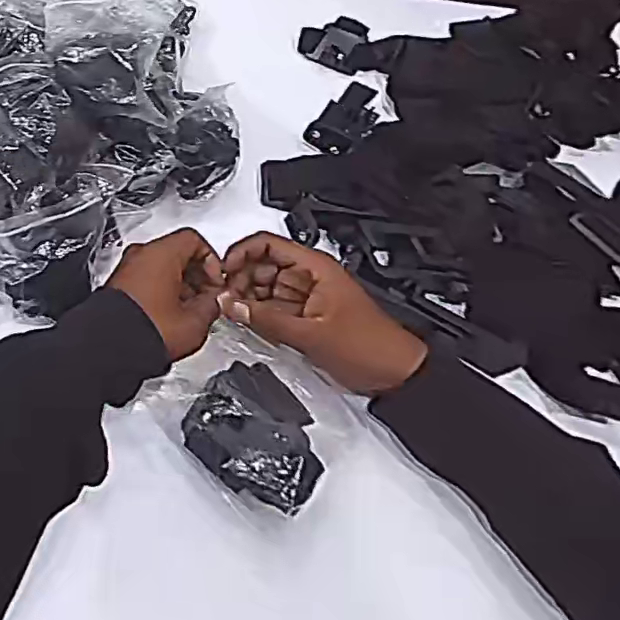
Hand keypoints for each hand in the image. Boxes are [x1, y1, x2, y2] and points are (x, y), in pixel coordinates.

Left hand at [106, 228, 225, 360]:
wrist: (110, 346)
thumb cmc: (145, 330)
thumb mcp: (194, 322)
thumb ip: (211, 305)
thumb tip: (212, 302)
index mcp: (160, 253)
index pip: (193, 240)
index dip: (212, 260)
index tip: (216, 281)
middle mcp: (140, 255)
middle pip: (176, 251)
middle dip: (196, 274)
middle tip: (207, 296)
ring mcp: (126, 269)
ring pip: (160, 266)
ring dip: (179, 283)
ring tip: (189, 310)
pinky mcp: (117, 285)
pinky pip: (145, 278)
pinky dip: (160, 290)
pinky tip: (168, 315)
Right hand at [220, 231, 426, 394]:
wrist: (396, 375)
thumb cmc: (371, 347)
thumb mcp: (311, 334)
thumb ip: (265, 319)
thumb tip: (231, 305)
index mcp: (314, 267)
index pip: (267, 244)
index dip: (240, 253)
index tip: (223, 271)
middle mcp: (308, 276)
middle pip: (261, 264)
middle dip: (240, 279)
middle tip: (226, 297)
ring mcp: (305, 295)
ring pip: (264, 286)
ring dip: (247, 298)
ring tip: (235, 312)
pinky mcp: (304, 315)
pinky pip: (272, 307)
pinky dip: (259, 313)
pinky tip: (250, 322)